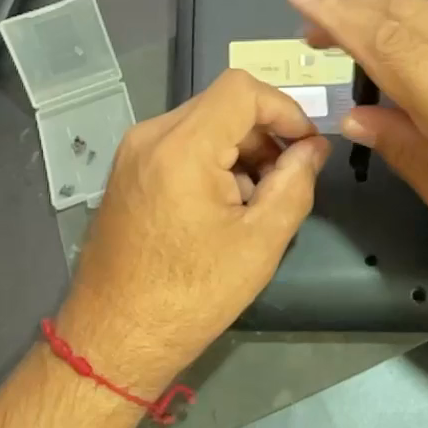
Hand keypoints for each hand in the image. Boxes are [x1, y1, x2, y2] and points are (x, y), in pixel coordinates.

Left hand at [56, 70, 329, 393]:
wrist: (114, 337)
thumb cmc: (191, 295)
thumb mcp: (259, 243)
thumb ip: (293, 184)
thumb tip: (314, 147)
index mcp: (182, 146)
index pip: (241, 90)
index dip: (283, 108)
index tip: (306, 145)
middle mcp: (151, 134)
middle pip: (221, 104)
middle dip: (263, 133)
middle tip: (287, 179)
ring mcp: (133, 150)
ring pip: (202, 122)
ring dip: (238, 148)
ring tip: (255, 201)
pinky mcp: (127, 168)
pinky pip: (179, 142)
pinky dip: (210, 159)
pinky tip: (222, 205)